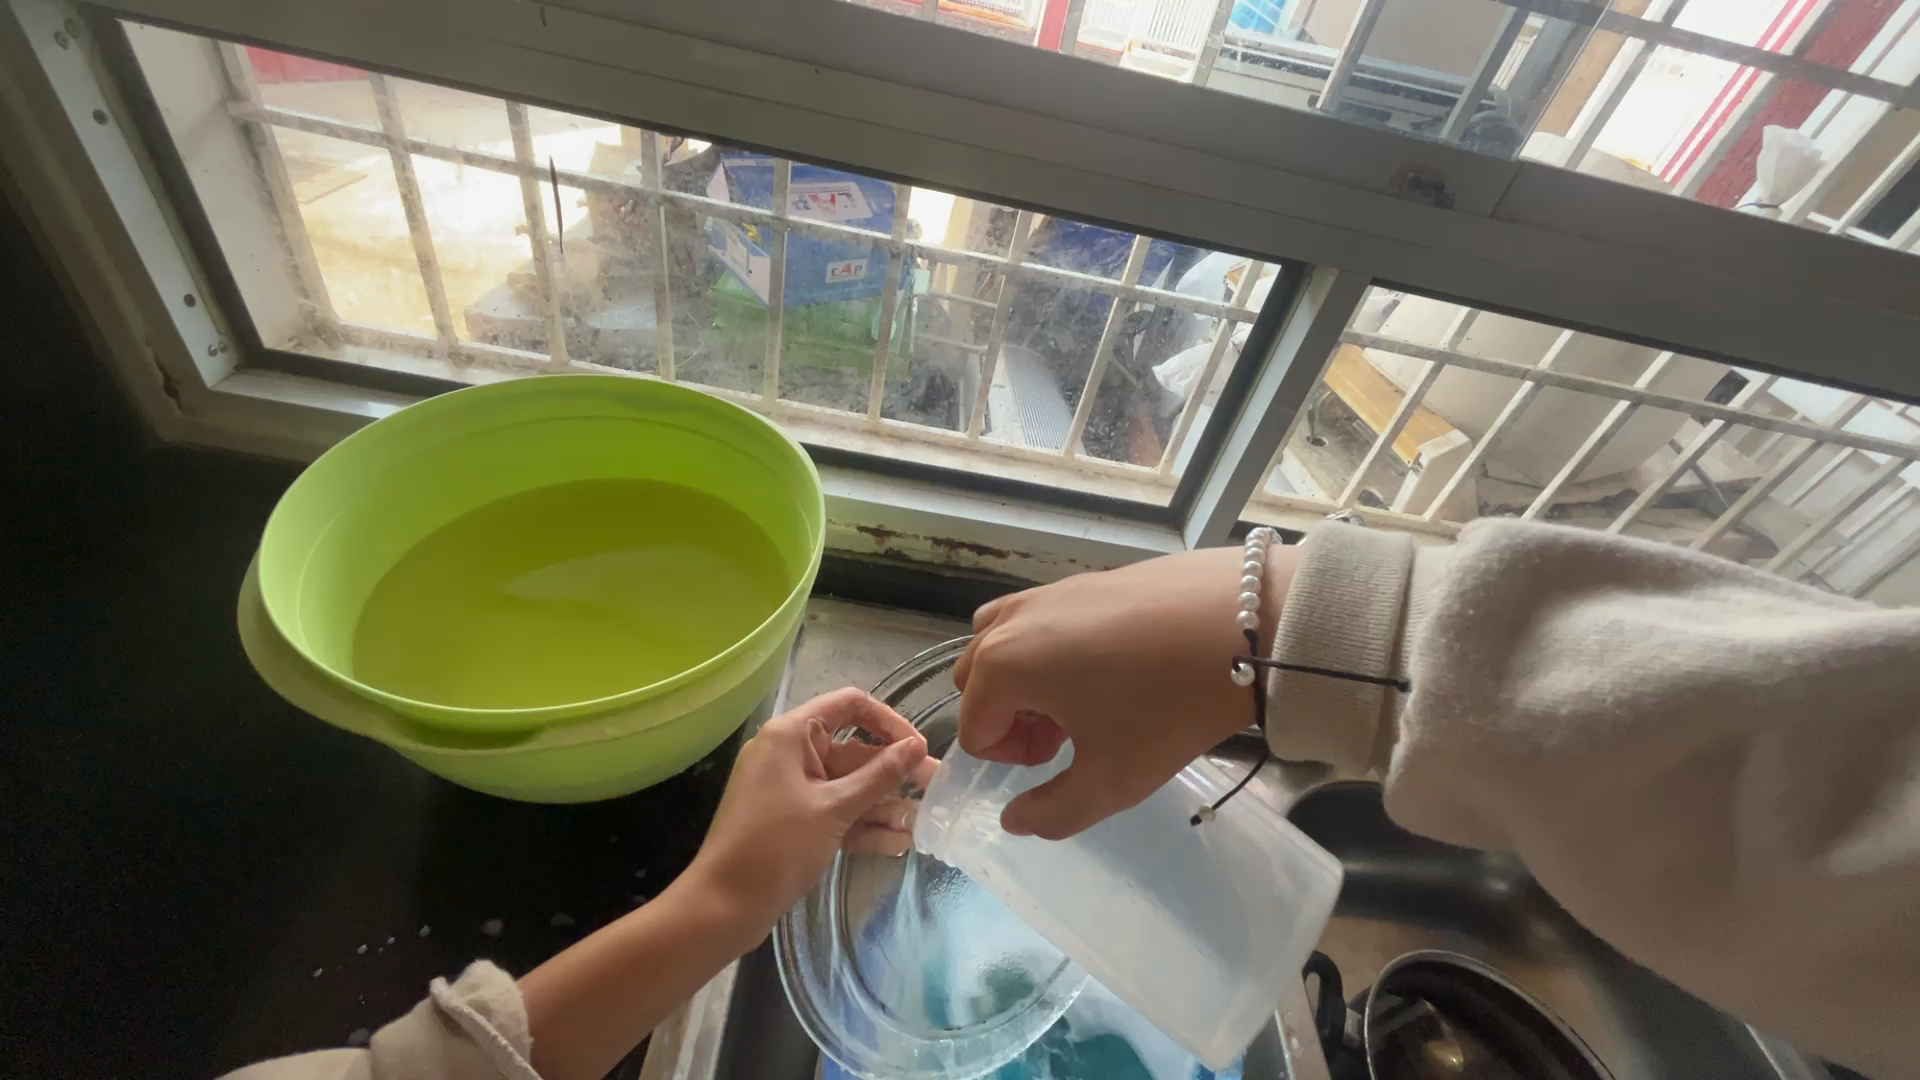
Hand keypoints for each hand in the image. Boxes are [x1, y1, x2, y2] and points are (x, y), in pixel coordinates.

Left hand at [684, 687, 933, 928]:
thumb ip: (880, 775)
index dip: (889, 722)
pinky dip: (860, 824)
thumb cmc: (776, 847)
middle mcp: (790, 752)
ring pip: (847, 785)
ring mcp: (790, 788)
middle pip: (853, 750)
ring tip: (918, 826)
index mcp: (792, 734)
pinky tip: (895, 844)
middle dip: (892, 773)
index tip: (917, 748)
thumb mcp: (835, 809)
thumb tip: (918, 746)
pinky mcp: (792, 819)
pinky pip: (834, 810)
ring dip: (881, 805)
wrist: (720, 910)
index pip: (850, 705)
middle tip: (933, 789)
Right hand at [954, 543, 1296, 839]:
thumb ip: (1053, 813)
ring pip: (999, 643)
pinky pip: (1034, 618)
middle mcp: (1009, 622)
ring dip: (1019, 678)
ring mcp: (1042, 593)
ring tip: (1078, 696)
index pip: (974, 730)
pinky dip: (1044, 647)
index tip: (1065, 755)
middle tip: (1068, 731)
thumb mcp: (1112, 778)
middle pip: (975, 682)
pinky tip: (1106, 662)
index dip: (1014, 757)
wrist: (1239, 621)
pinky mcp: (1076, 578)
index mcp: (1002, 667)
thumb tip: (1013, 820)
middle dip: (1008, 716)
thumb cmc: (1166, 705)